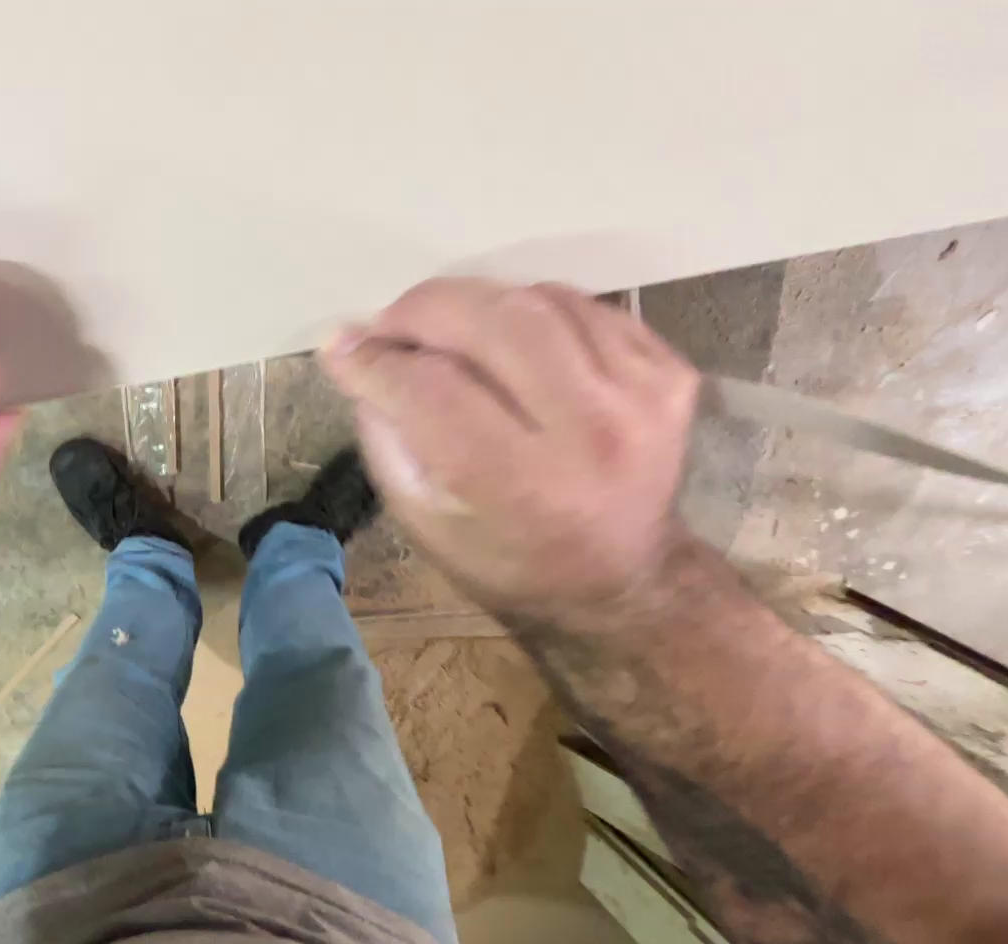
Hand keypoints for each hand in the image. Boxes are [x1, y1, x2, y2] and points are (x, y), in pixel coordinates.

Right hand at [321, 278, 699, 627]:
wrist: (620, 579)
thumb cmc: (503, 561)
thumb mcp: (421, 522)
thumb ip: (387, 441)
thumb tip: (358, 358)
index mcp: (518, 485)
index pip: (431, 389)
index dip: (373, 361)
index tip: (339, 349)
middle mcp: (589, 430)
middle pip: (491, 322)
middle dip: (419, 311)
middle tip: (385, 326)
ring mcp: (640, 393)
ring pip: (534, 301)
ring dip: (469, 304)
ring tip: (436, 332)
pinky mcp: (669, 371)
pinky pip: (579, 306)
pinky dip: (524, 308)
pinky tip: (498, 339)